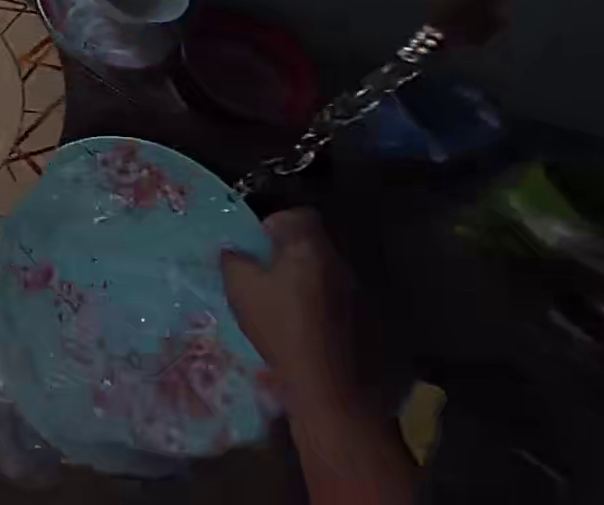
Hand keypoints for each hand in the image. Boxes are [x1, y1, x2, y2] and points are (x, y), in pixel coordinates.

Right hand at [223, 208, 350, 411]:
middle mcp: (339, 262)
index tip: (262, 244)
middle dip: (292, 255)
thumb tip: (233, 251)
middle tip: (270, 276)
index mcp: (309, 246)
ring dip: (310, 282)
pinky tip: (309, 329)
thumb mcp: (240, 289)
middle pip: (314, 245)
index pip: (299, 215)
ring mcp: (359, 293)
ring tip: (289, 306)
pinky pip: (341, 301)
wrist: (329, 388)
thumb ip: (233, 260)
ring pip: (328, 274)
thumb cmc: (281, 327)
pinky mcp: (370, 322)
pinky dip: (325, 308)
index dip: (278, 223)